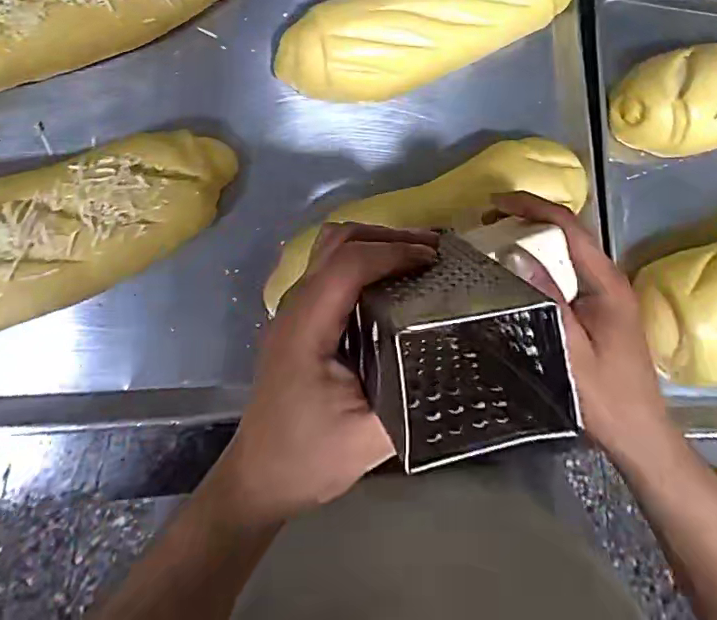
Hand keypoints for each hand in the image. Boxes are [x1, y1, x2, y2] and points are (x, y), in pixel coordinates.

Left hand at [204, 222, 437, 526]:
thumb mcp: (368, 437)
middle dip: (388, 237)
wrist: (258, 479)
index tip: (434, 261)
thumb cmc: (308, 457)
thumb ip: (412, 397)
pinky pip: (331, 269)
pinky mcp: (299, 319)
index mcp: (306, 326)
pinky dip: (364, 260)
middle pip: (339, 241)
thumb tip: (457, 360)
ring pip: (331, 249)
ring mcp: (293, 309)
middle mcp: (295, 305)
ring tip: (417, 256)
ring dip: (374, 243)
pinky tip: (392, 281)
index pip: (349, 263)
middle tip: (434, 249)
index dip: (394, 252)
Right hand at [488, 192, 680, 470]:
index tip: (496, 204)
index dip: (532, 207)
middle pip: (569, 232)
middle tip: (488, 221)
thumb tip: (517, 253)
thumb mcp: (570, 350)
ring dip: (534, 237)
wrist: (641, 436)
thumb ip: (547, 300)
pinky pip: (568, 268)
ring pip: (568, 249)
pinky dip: (541, 258)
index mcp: (607, 284)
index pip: (569, 227)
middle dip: (528, 217)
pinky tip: (520, 269)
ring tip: (496, 238)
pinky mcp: (601, 306)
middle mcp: (610, 280)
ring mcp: (608, 292)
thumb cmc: (606, 398)